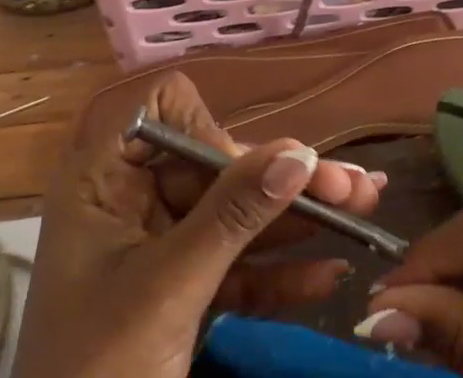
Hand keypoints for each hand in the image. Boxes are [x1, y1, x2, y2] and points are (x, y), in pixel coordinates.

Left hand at [12, 72, 383, 377]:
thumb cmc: (98, 366)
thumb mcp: (168, 286)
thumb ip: (233, 216)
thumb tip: (300, 154)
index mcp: (102, 180)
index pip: (160, 110)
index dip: (208, 127)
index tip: (250, 166)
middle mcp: (130, 200)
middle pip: (215, 166)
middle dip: (283, 177)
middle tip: (352, 187)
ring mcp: (157, 246)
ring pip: (234, 214)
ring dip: (296, 219)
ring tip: (364, 212)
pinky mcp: (180, 291)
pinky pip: (235, 265)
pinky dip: (277, 272)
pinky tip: (327, 273)